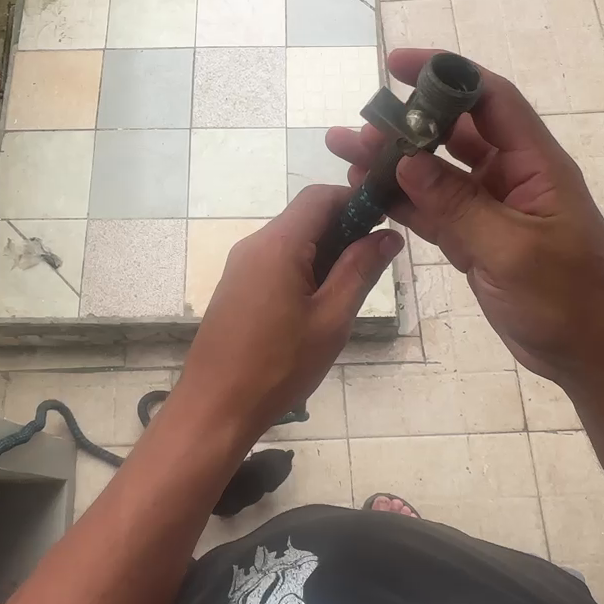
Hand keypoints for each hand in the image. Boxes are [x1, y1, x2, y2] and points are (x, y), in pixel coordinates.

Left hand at [175, 186, 402, 437]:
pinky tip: (316, 306)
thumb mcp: (331, 319)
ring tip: (349, 292)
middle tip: (373, 266)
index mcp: (278, 245)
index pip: (319, 196)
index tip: (385, 223)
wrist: (215, 406)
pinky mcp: (235, 288)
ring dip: (324, 254)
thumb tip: (388, 236)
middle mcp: (254, 245)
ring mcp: (240, 267)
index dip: (355, 200)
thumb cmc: (278, 365)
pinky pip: (274, 263)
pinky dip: (302, 270)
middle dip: (343, 230)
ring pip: (290, 242)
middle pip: (304, 217)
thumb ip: (360, 271)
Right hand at [326, 49, 603, 386]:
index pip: (490, 100)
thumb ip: (458, 205)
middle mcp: (510, 177)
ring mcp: (490, 210)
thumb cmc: (570, 300)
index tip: (398, 65)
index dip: (447, 75)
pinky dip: (401, 203)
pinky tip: (366, 193)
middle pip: (453, 135)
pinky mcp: (475, 241)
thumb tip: (406, 162)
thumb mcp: (513, 249)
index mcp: (534, 165)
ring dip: (394, 163)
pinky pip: (432, 212)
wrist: (593, 356)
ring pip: (435, 174)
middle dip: (406, 124)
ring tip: (346, 152)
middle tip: (357, 123)